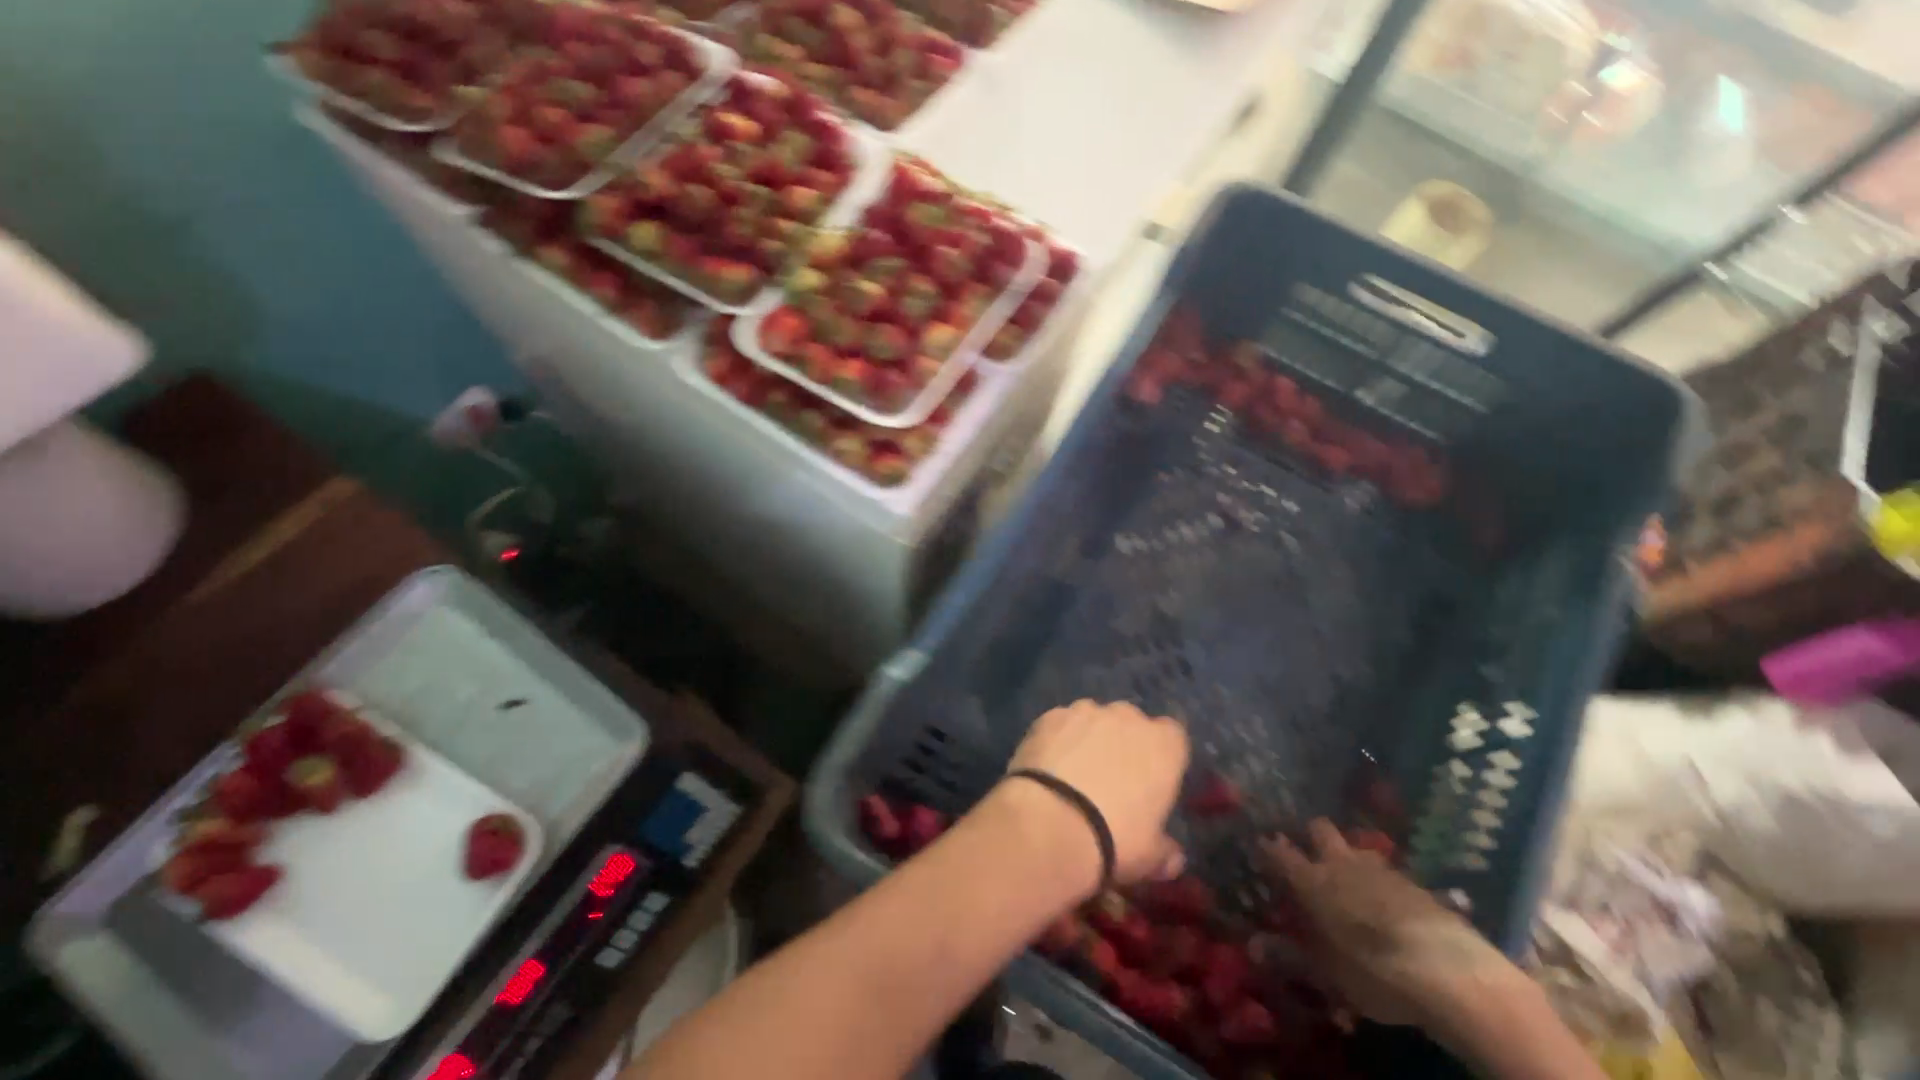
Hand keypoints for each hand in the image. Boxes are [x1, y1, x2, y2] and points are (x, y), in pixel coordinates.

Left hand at [1002, 700, 1188, 886]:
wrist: (1051, 824)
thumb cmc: (1115, 840)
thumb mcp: (1150, 857)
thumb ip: (1165, 851)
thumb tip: (1173, 858)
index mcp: (1165, 745)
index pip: (1173, 738)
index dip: (1160, 758)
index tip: (1149, 782)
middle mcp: (1129, 718)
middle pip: (1131, 724)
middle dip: (1122, 744)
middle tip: (1108, 780)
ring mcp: (1086, 712)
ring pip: (1092, 720)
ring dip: (1087, 739)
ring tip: (1071, 775)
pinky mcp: (1050, 716)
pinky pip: (1059, 726)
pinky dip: (1056, 741)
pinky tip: (1046, 768)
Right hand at [1266, 820, 1516, 1027]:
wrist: (1451, 972)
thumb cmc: (1374, 971)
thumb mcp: (1327, 973)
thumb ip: (1291, 955)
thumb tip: (1254, 945)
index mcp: (1314, 881)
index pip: (1280, 852)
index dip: (1268, 847)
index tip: (1259, 847)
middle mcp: (1343, 864)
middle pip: (1320, 829)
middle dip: (1310, 835)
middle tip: (1305, 853)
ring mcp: (1383, 870)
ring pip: (1357, 848)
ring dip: (1348, 857)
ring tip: (1346, 880)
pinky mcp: (1416, 883)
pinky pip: (1387, 872)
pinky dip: (1379, 881)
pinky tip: (1385, 903)